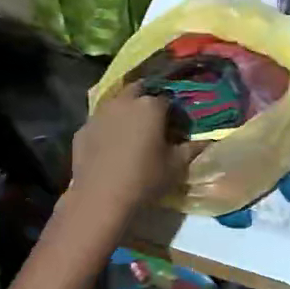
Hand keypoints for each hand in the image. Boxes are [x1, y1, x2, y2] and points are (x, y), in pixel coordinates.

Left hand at [66, 87, 198, 215]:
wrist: (100, 198)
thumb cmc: (144, 179)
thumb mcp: (176, 167)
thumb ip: (192, 149)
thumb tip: (207, 141)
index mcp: (150, 106)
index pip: (167, 99)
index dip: (173, 111)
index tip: (175, 126)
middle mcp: (123, 102)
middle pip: (138, 91)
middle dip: (146, 100)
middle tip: (153, 122)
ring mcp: (99, 113)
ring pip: (116, 103)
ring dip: (125, 111)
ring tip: (131, 131)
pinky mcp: (82, 129)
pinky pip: (99, 122)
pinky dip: (107, 128)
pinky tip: (109, 145)